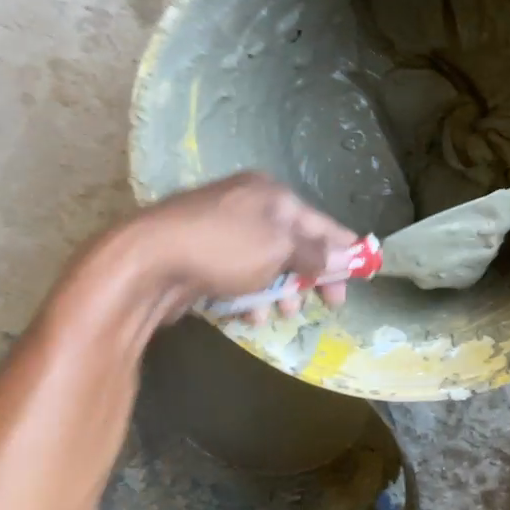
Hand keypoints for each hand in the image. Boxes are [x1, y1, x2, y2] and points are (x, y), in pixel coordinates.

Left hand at [120, 172, 358, 320]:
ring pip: (266, 263)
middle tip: (327, 305)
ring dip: (279, 291)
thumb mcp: (279, 249)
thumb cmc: (222, 248)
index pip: (321, 223)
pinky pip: (239, 275)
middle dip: (310, 277)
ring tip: (280, 315)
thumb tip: (343, 255)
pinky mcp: (200, 254)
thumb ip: (316, 254)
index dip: (345, 249)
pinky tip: (249, 315)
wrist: (145, 262)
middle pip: (295, 244)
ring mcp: (221, 229)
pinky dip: (249, 294)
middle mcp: (248, 205)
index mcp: (271, 194)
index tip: (364, 271)